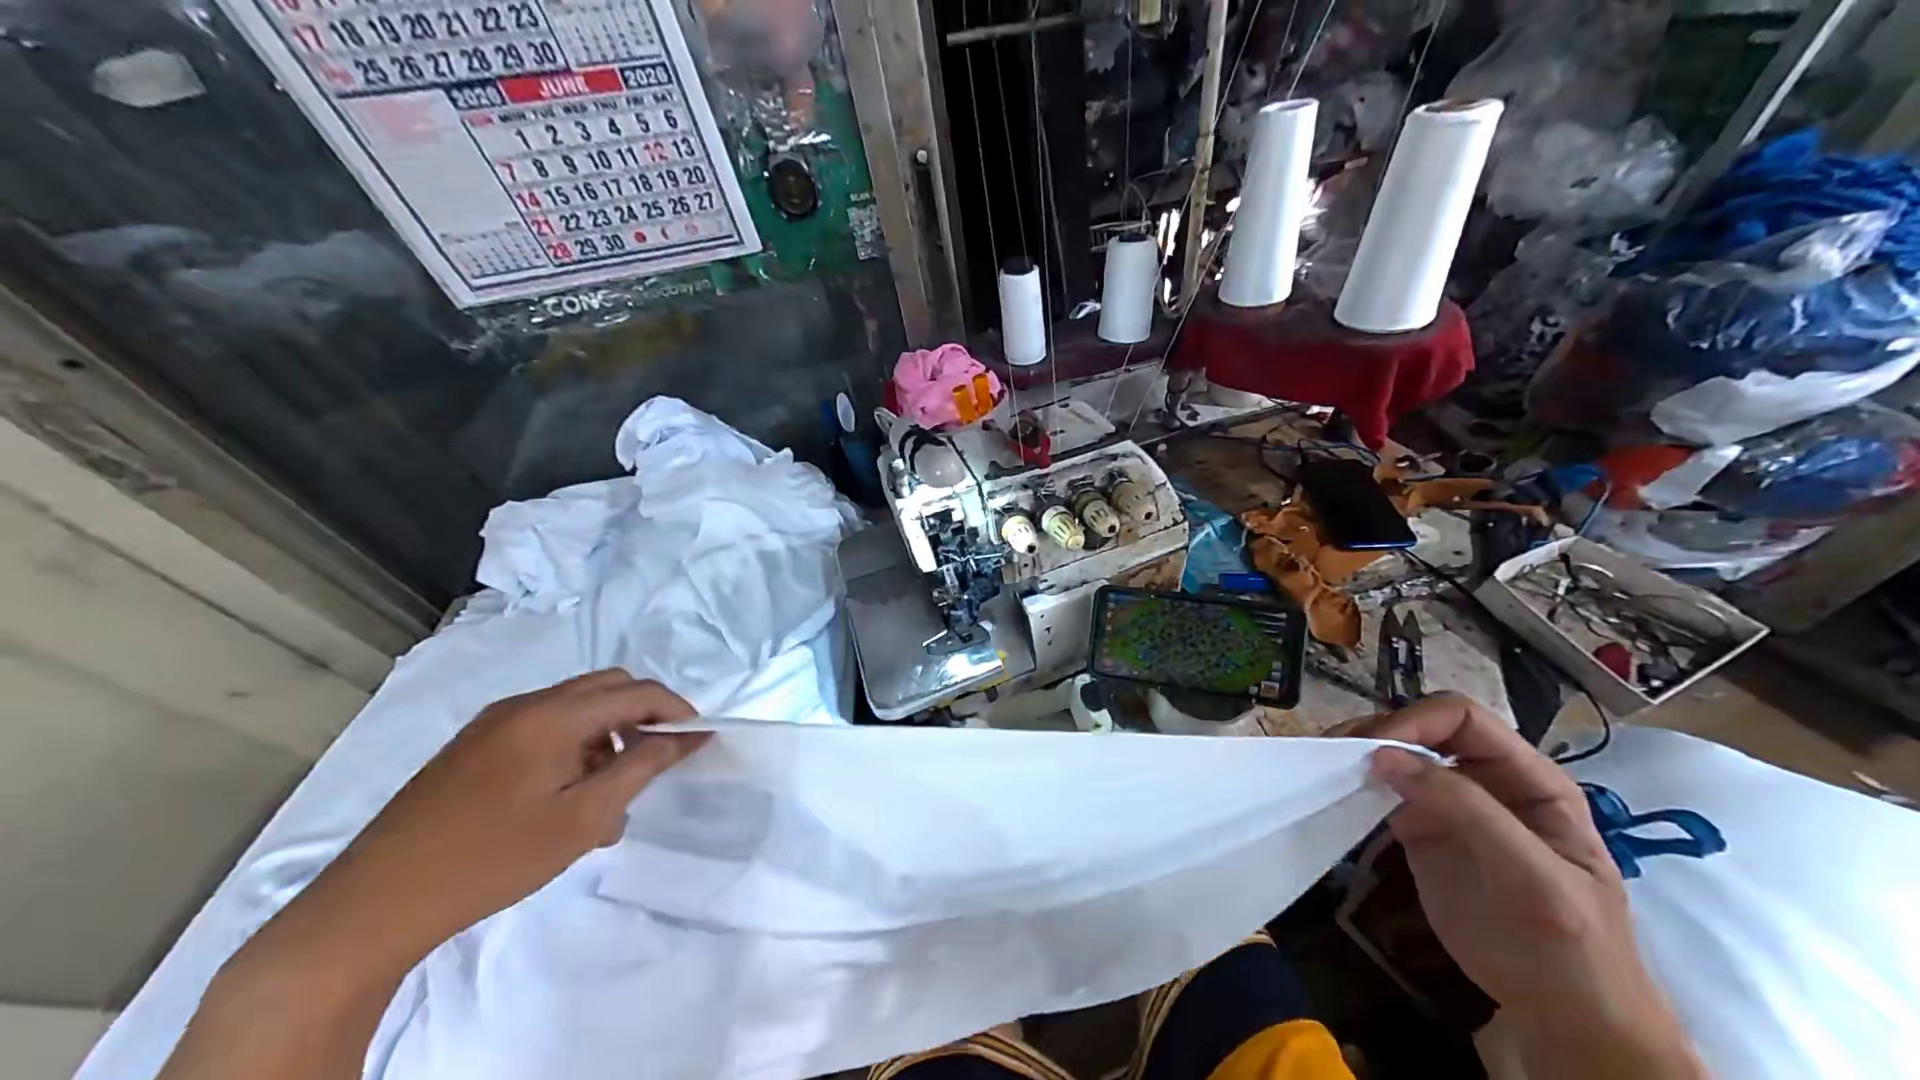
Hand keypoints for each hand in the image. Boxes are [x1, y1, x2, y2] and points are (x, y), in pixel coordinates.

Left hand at [166, 673, 708, 1079]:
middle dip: (642, 718)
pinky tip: (566, 800)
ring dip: (607, 738)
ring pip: (574, 710)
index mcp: (552, 714)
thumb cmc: (493, 859)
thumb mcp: (583, 817)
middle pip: (606, 688)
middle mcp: (523, 705)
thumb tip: (687, 735)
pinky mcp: (472, 747)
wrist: (375, 903)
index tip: (700, 739)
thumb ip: (642, 767)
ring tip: (608, 801)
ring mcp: (493, 724)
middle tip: (655, 765)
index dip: (677, 710)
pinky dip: (573, 749)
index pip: (636, 692)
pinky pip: (543, 729)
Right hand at [1350, 694, 1706, 1078]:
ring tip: (1322, 762)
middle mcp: (1487, 779)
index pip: (1464, 720)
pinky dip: (1354, 784)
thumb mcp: (1532, 877)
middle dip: (1378, 732)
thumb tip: (1382, 756)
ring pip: (1397, 755)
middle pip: (1423, 729)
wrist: (1560, 1015)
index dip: (1416, 723)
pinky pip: (1382, 791)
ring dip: (1359, 753)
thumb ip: (1466, 810)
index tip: (1372, 750)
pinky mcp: (1420, 830)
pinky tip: (1332, 788)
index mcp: (1529, 779)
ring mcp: (1451, 805)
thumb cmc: (1568, 947)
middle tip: (1334, 751)